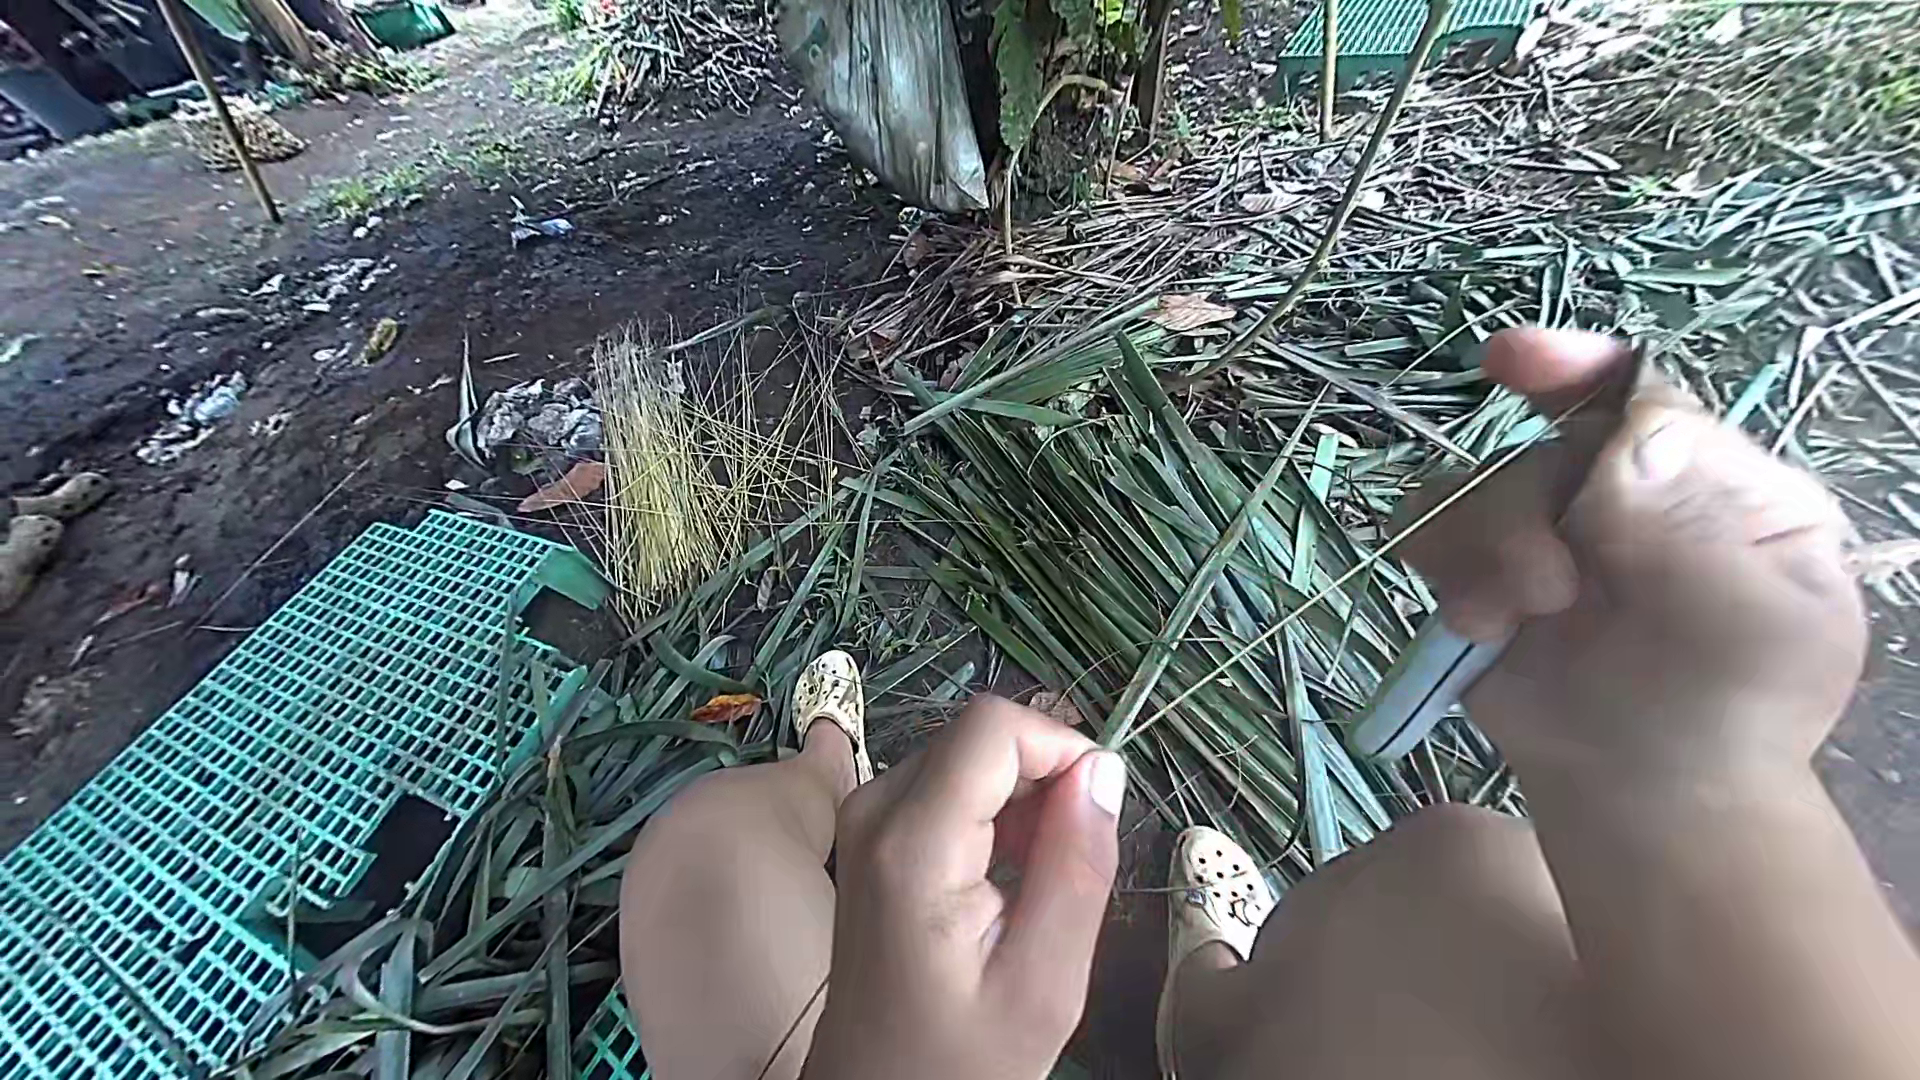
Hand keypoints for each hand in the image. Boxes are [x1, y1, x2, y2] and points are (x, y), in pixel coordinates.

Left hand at [804, 697, 1126, 1079]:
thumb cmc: (960, 1060)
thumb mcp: (1045, 983)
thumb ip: (1078, 865)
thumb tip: (1101, 767)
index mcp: (914, 842)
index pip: (993, 725)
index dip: (1057, 745)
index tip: (1093, 802)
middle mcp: (877, 803)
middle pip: (981, 735)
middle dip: (1042, 776)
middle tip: (1063, 857)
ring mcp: (868, 807)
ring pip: (970, 750)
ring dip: (1020, 794)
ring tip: (1032, 873)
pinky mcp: (873, 817)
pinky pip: (950, 775)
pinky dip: (992, 805)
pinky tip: (1001, 867)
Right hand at [1399, 328, 1866, 788]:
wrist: (1630, 773)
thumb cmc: (1717, 704)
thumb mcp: (1749, 626)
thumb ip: (1693, 534)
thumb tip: (1619, 440)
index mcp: (1705, 486)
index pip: (1638, 398)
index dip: (1572, 368)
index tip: (1506, 357)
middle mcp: (1609, 493)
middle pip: (1526, 458)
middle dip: (1517, 524)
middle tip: (1545, 595)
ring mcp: (1529, 529)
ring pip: (1458, 493)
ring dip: (1471, 558)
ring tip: (1506, 620)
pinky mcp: (1467, 564)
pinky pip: (1420, 531)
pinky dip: (1435, 571)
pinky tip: (1473, 619)